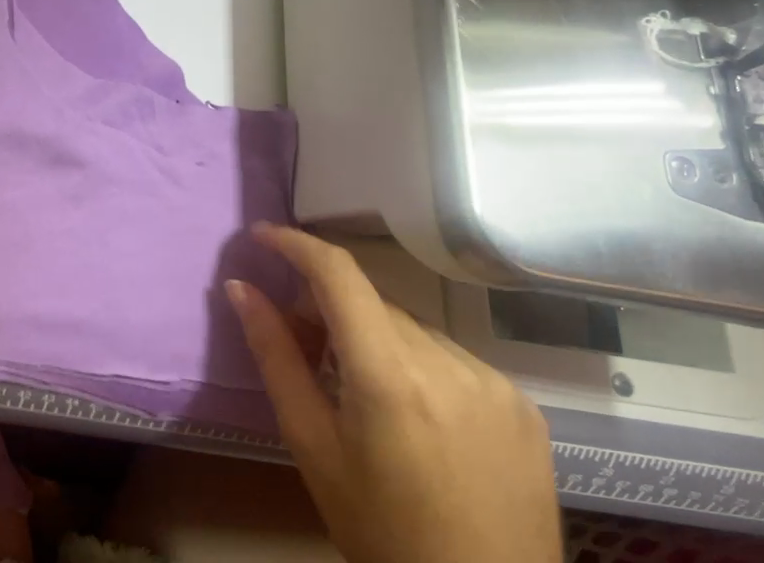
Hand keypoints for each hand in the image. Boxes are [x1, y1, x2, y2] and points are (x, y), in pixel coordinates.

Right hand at [225, 223, 560, 562]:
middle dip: (326, 307)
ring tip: (354, 388)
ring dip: (372, 336)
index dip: (295, 244)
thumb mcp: (310, 442)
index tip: (260, 237)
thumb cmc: (377, 526)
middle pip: (373, 304)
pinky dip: (416, 363)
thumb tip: (240, 287)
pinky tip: (410, 413)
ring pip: (411, 328)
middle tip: (296, 342)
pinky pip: (452, 358)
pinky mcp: (524, 406)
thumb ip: (275, 356)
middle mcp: (450, 364)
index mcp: (389, 375)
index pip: (339, 275)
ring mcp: (495, 383)